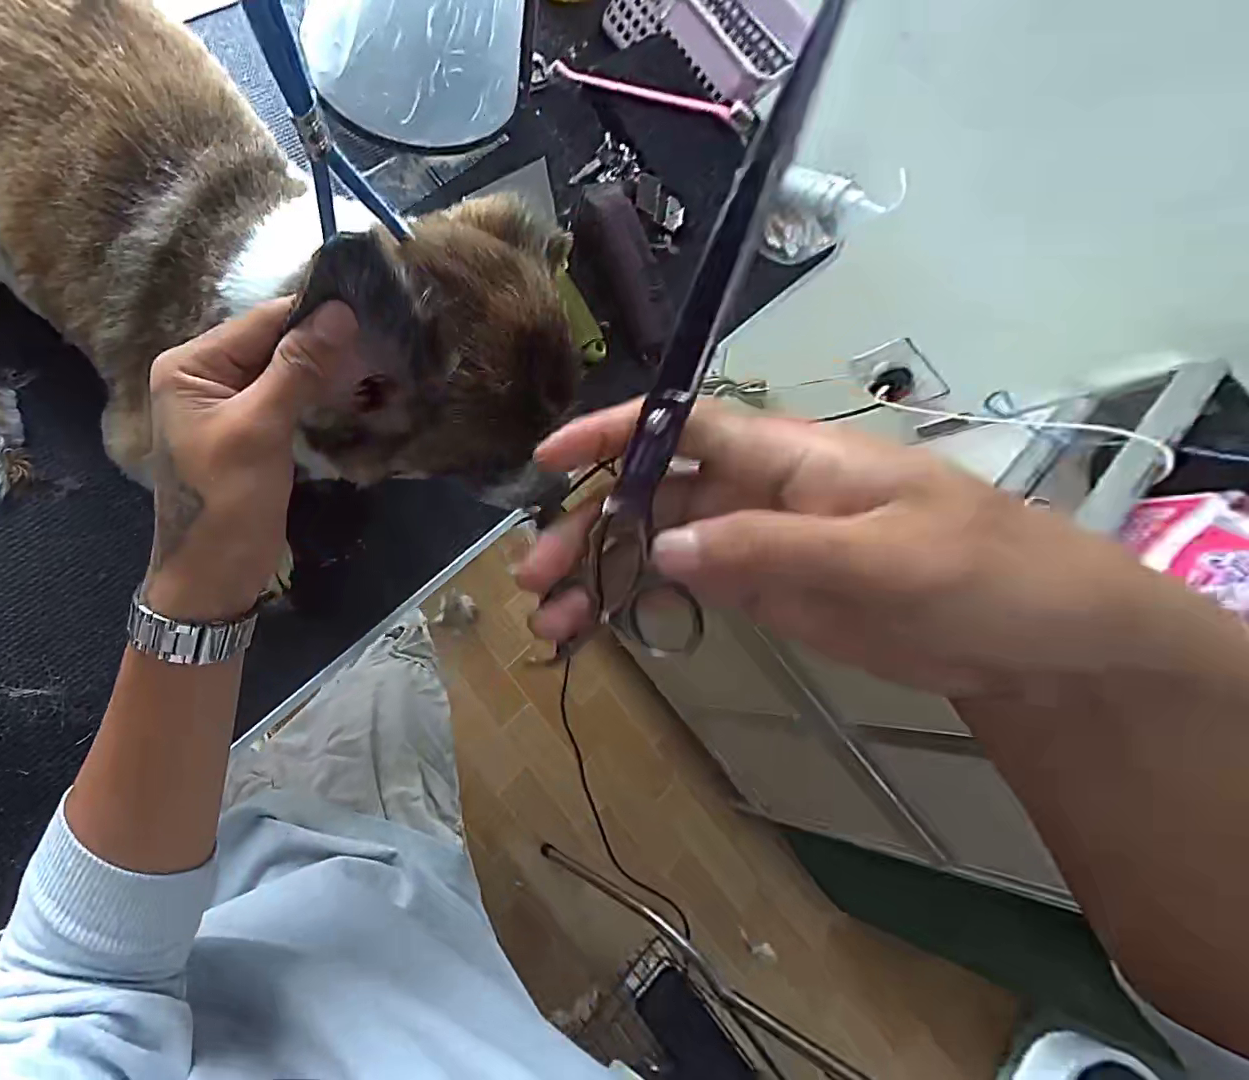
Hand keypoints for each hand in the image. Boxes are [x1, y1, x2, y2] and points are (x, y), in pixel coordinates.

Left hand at [143, 297, 359, 619]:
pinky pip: (284, 400)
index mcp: (189, 366)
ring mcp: (226, 406)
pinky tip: (349, 390)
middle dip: (322, 344)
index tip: (371, 310)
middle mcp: (203, 377)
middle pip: (271, 344)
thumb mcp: (259, 431)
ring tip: (375, 363)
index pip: (260, 322)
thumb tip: (341, 311)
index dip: (313, 315)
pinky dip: (314, 395)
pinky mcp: (248, 432)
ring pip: (282, 372)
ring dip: (323, 370)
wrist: (213, 579)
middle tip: (381, 339)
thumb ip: (296, 369)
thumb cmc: (225, 505)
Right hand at [515, 399, 1230, 697]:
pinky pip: (660, 584)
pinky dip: (620, 602)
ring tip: (548, 618)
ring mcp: (735, 537)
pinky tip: (587, 628)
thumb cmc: (987, 574)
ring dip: (589, 575)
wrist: (1040, 648)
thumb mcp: (887, 556)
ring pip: (638, 543)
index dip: (606, 434)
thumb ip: (768, 545)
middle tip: (533, 574)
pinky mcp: (737, 581)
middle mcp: (742, 487)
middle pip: (637, 494)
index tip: (546, 459)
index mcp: (778, 455)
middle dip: (579, 528)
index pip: (676, 426)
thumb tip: (663, 549)